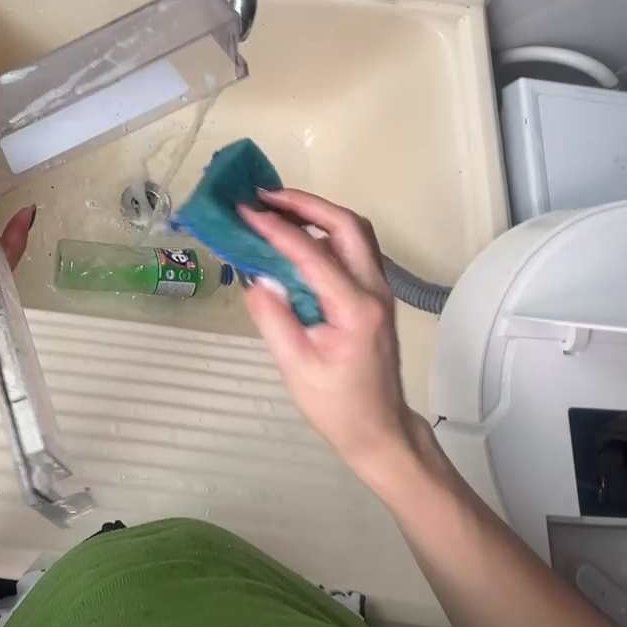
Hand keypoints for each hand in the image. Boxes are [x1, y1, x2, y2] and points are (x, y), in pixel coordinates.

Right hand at [239, 188, 423, 484]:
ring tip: (277, 207)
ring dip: (318, 212)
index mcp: (355, 308)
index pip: (313, 253)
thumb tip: (255, 278)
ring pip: (355, 232)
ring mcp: (378, 290)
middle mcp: (374, 290)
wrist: (380, 430)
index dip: (276, 229)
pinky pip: (353, 248)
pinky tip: (295, 235)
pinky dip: (324, 230)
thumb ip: (274, 318)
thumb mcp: (295, 366)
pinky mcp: (373, 294)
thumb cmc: (337, 405)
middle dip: (306, 203)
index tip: (245, 212)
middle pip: (348, 226)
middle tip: (265, 196)